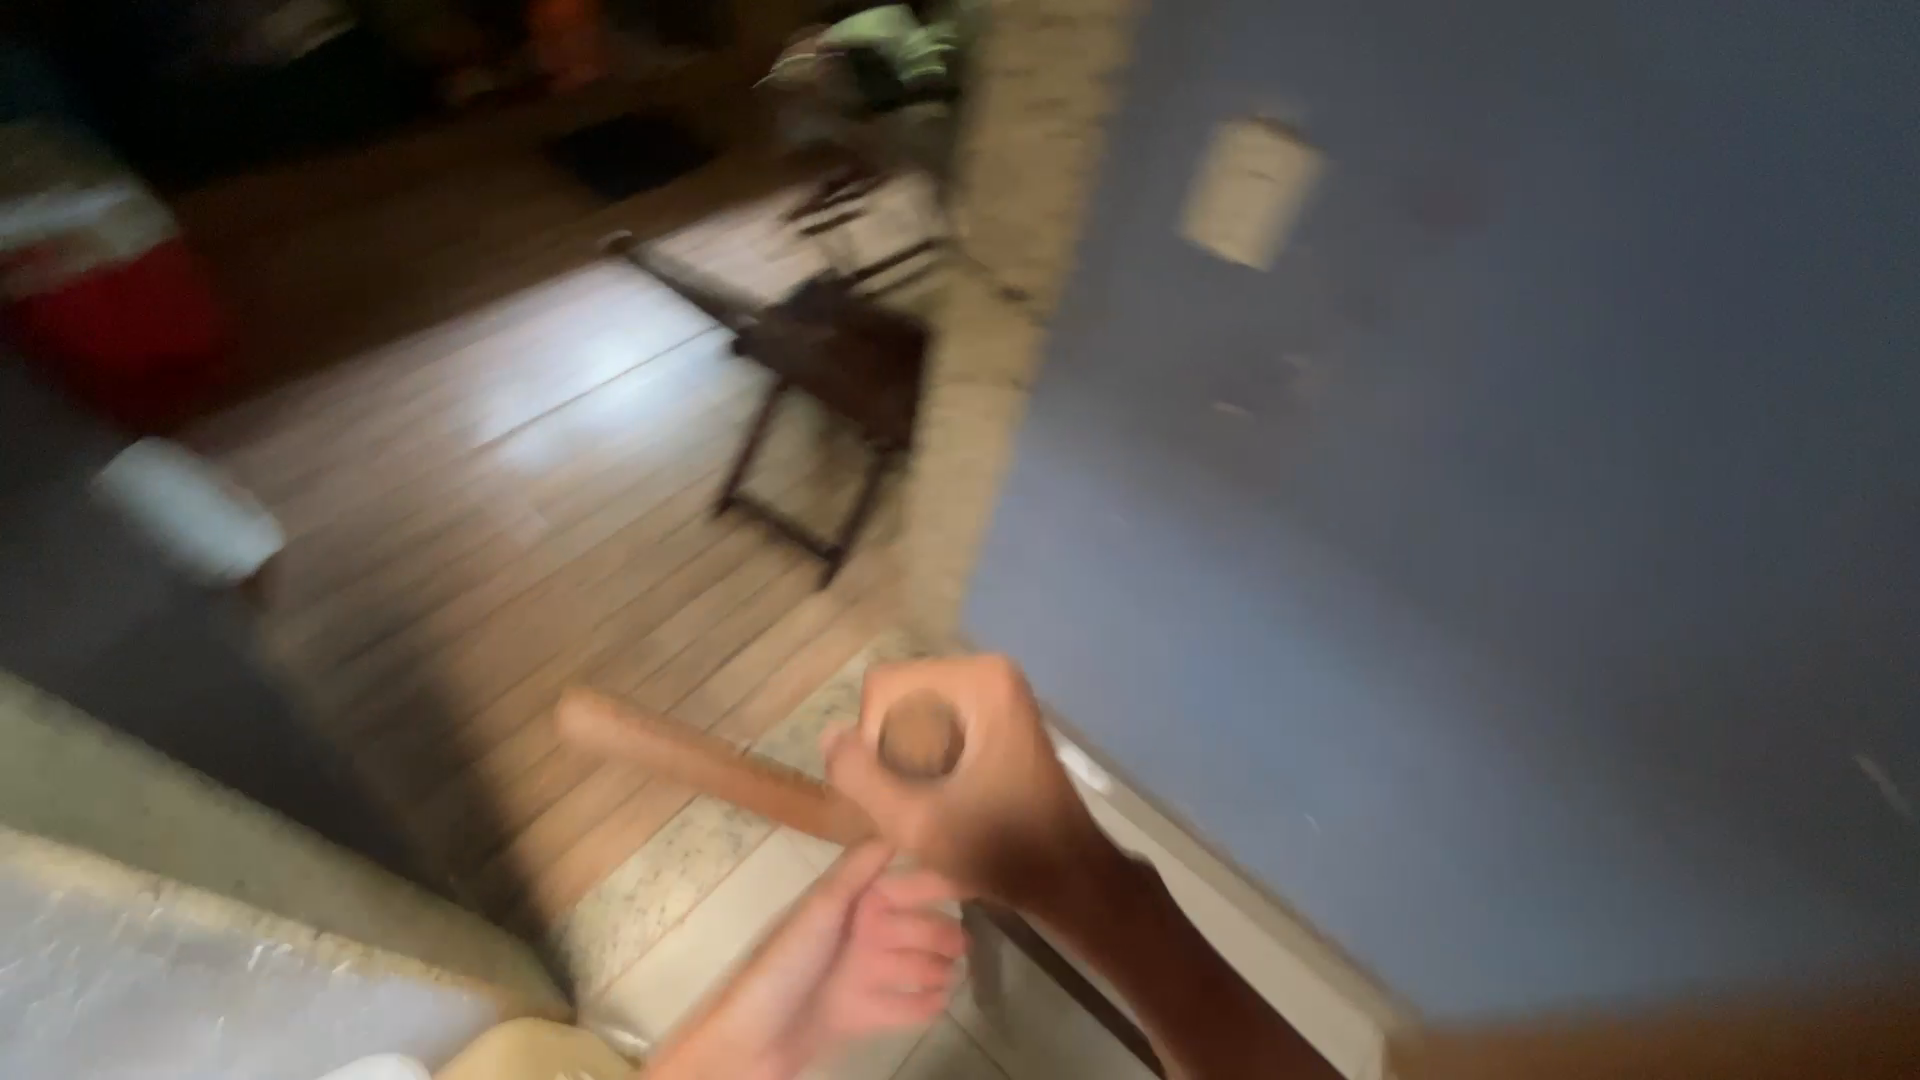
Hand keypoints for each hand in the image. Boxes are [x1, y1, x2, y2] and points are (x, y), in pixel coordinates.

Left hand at [646, 843, 966, 1079]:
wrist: (750, 1040)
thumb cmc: (786, 963)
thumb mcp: (822, 905)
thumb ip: (859, 865)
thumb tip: (897, 822)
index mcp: (853, 900)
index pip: (906, 883)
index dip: (939, 881)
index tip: (978, 879)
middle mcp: (862, 932)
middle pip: (916, 926)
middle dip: (941, 932)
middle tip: (968, 944)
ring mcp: (862, 974)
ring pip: (914, 964)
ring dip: (936, 968)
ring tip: (955, 974)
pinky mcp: (861, 1013)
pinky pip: (902, 1005)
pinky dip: (922, 1004)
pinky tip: (941, 1002)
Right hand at [823, 654, 1116, 911]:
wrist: (1067, 874)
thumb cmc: (998, 848)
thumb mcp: (915, 821)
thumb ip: (860, 776)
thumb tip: (828, 733)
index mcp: (977, 680)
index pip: (884, 688)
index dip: (872, 742)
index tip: (894, 793)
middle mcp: (989, 671)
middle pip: (900, 697)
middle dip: (891, 752)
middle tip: (909, 804)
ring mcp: (998, 691)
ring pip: (915, 712)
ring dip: (906, 758)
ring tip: (924, 804)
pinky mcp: (1000, 713)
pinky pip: (938, 722)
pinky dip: (927, 757)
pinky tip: (940, 796)